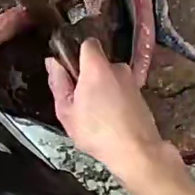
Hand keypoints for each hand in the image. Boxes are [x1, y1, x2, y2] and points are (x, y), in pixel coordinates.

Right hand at [46, 38, 174, 181]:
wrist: (135, 151)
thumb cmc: (98, 133)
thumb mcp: (66, 111)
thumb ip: (58, 83)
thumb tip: (52, 63)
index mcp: (97, 67)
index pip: (88, 43)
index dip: (77, 55)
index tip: (71, 72)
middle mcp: (118, 68)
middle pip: (98, 64)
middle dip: (88, 77)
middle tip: (80, 101)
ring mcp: (132, 82)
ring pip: (111, 79)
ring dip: (102, 91)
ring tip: (96, 115)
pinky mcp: (141, 95)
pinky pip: (122, 91)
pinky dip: (115, 100)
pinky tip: (110, 120)